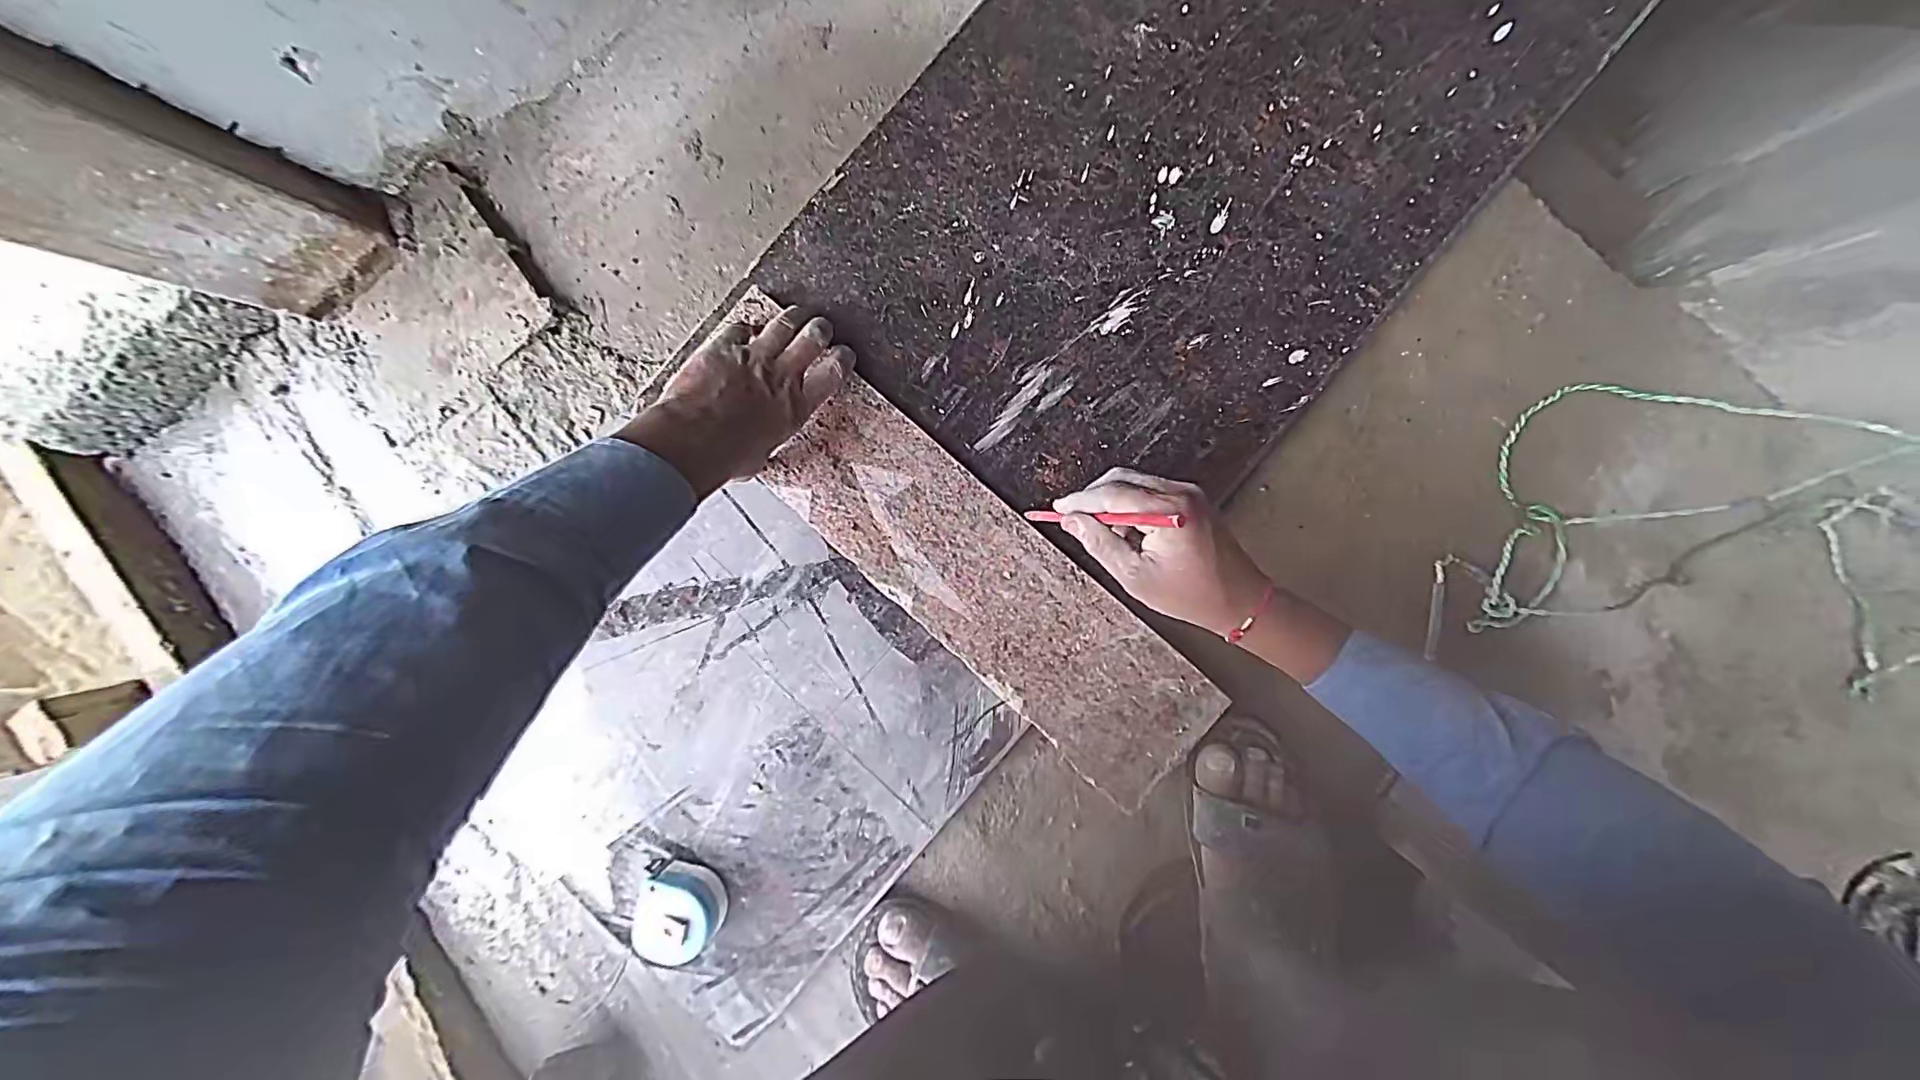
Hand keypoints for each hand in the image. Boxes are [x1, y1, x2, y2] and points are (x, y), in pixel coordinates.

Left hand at [615, 307, 852, 496]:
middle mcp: (782, 377)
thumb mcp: (760, 456)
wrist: (695, 439)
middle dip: (820, 330)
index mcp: (796, 407)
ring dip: (793, 317)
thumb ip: (766, 440)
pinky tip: (745, 327)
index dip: (841, 360)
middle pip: (812, 340)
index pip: (831, 375)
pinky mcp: (725, 347)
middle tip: (822, 326)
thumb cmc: (725, 454)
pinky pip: (740, 327)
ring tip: (797, 313)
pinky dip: (745, 326)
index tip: (844, 354)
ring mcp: (754, 358)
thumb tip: (757, 448)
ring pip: (783, 325)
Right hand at [1052, 468, 1272, 636]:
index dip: (1081, 501)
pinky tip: (1130, 534)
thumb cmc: (1191, 595)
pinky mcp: (1192, 499)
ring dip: (1113, 504)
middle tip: (1075, 520)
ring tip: (1111, 539)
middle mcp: (1181, 494)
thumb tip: (1074, 521)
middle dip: (1094, 499)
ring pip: (1134, 484)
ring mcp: (1189, 493)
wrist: (1239, 600)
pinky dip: (1131, 506)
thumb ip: (1100, 543)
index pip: (1112, 495)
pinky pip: (1150, 492)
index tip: (1060, 508)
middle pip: (1122, 481)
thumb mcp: (1134, 576)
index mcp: (1169, 512)